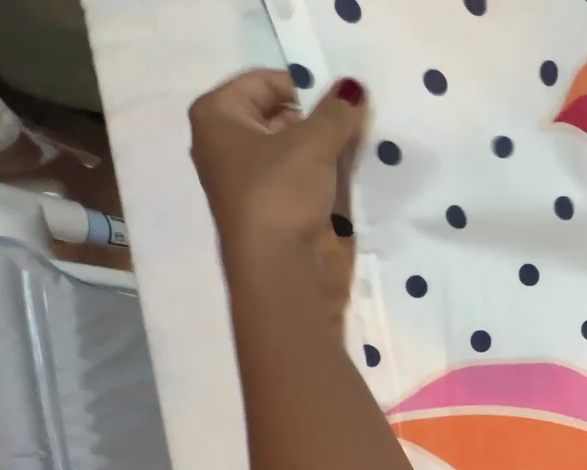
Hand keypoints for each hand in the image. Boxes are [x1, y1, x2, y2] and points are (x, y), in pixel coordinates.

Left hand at [189, 70, 364, 250]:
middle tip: (362, 122)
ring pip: (301, 152)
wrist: (282, 268)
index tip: (344, 99)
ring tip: (369, 148)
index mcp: (218, 117)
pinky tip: (362, 177)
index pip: (261, 83)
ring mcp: (259, 182)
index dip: (302, 86)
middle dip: (322, 120)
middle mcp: (231, 145)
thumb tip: (355, 87)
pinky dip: (335, 177)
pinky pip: (313, 181)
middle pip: (282, 118)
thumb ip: (337, 114)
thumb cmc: (279, 195)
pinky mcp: (286, 211)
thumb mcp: (312, 145)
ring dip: (332, 151)